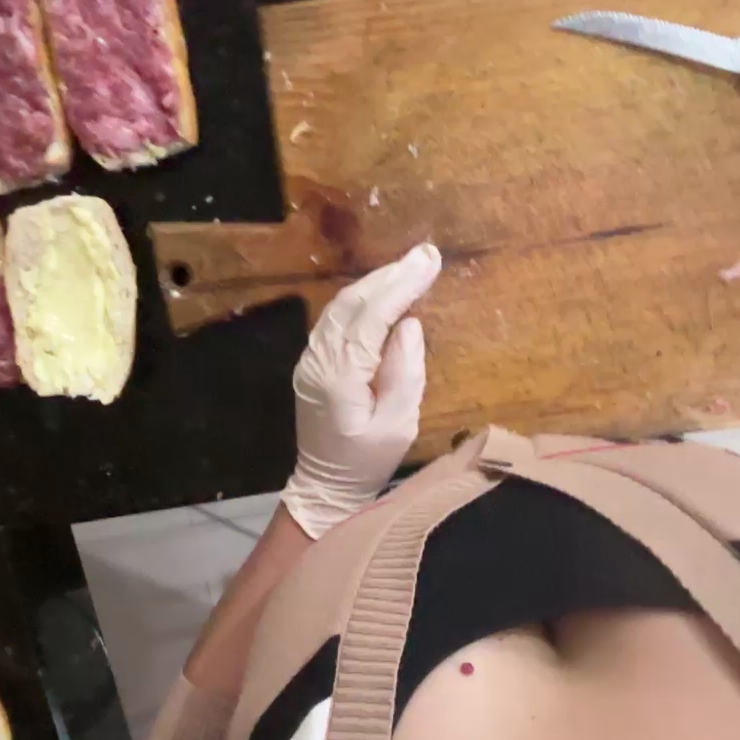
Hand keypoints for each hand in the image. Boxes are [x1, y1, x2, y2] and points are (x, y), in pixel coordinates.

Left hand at [280, 243, 439, 538]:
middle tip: (425, 254)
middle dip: (389, 275)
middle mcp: (318, 361)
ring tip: (410, 266)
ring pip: (340, 307)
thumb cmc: (366, 462)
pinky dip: (361, 299)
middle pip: (351, 303)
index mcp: (339, 377)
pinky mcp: (312, 363)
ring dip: (375, 283)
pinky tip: (383, 291)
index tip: (430, 261)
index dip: (400, 286)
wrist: (324, 485)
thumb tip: (408, 325)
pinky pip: (335, 320)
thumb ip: (405, 374)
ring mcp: (310, 360)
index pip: (370, 318)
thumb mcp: (398, 426)